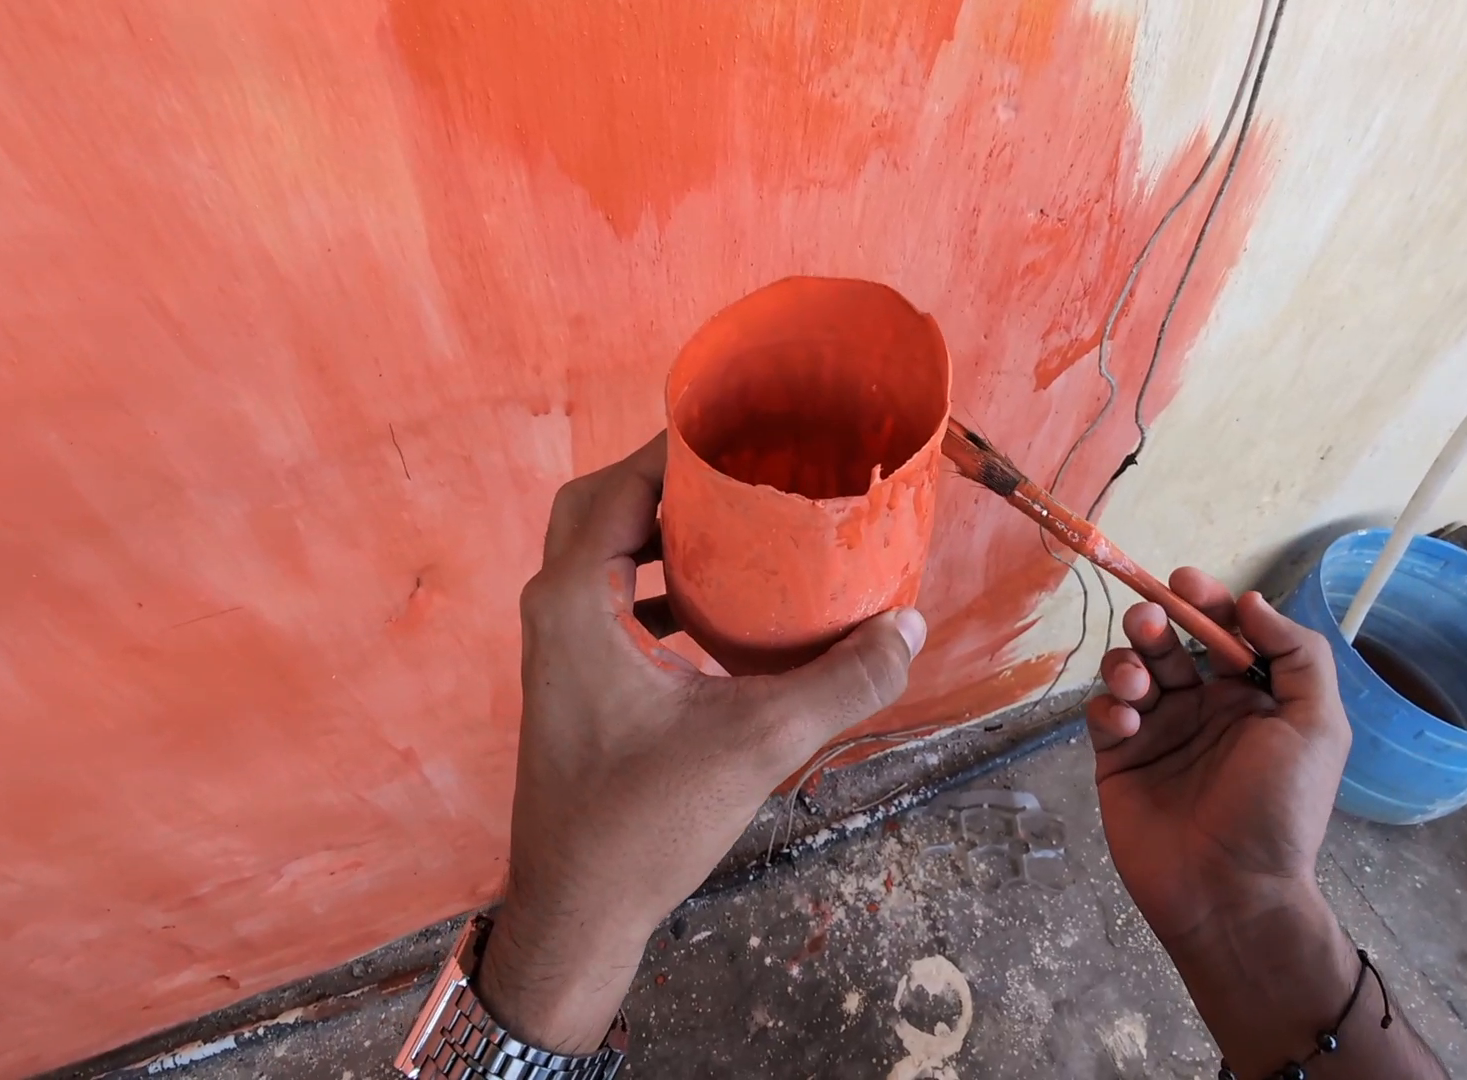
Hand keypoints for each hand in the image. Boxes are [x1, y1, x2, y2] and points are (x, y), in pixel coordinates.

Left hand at [476, 433, 927, 1051]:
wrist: (577, 913)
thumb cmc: (646, 823)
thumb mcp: (757, 744)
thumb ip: (841, 681)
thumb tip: (910, 624)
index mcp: (577, 602)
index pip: (618, 487)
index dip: (675, 451)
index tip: (743, 435)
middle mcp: (556, 609)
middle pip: (604, 507)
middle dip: (669, 482)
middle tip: (744, 476)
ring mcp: (560, 645)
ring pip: (604, 550)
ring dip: (662, 528)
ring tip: (737, 524)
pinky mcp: (577, 676)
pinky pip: (613, 594)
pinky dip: (658, 578)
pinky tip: (716, 604)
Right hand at [1086, 568, 1349, 944]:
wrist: (1229, 892)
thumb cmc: (1277, 809)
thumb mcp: (1315, 728)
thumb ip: (1296, 656)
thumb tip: (1253, 600)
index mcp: (1247, 697)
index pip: (1221, 632)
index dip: (1204, 601)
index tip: (1185, 581)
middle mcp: (1199, 707)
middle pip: (1166, 643)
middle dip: (1155, 623)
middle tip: (1151, 622)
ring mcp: (1155, 730)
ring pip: (1128, 671)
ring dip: (1128, 664)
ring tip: (1138, 686)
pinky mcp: (1117, 756)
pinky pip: (1102, 714)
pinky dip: (1109, 708)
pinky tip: (1126, 725)